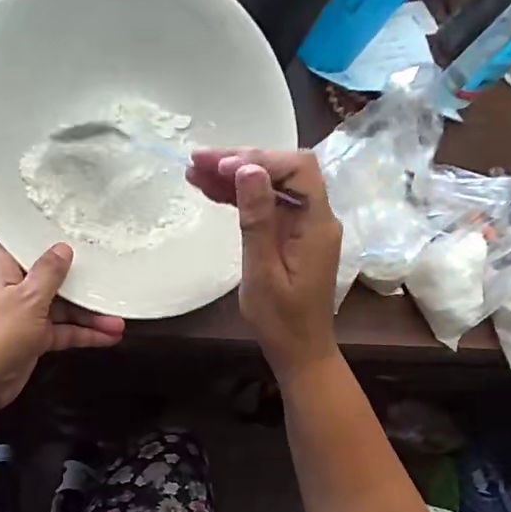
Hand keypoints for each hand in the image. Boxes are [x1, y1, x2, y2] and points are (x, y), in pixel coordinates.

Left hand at [0, 239, 125, 414]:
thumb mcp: (27, 298)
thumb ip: (49, 272)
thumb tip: (63, 248)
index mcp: (2, 265)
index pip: (17, 237)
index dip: (39, 225)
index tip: (67, 215)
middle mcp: (13, 285)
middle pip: (50, 272)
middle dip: (79, 274)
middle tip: (110, 266)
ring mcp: (25, 313)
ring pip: (62, 305)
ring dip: (89, 312)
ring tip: (119, 318)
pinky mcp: (34, 338)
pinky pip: (63, 330)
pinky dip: (84, 333)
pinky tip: (110, 336)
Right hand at [186, 148, 341, 377]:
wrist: (299, 352)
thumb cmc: (281, 322)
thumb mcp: (262, 273)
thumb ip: (257, 221)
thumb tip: (248, 171)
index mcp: (317, 225)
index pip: (297, 170)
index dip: (259, 160)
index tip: (222, 167)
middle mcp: (316, 217)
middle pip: (282, 172)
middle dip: (241, 161)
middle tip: (197, 159)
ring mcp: (303, 226)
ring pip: (270, 187)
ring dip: (234, 177)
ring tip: (194, 171)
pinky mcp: (290, 236)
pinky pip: (266, 207)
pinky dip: (240, 197)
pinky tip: (210, 191)